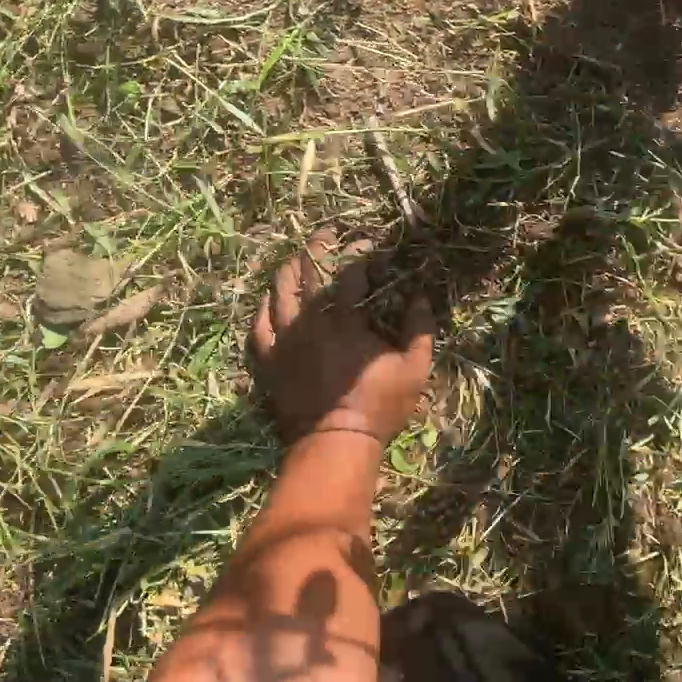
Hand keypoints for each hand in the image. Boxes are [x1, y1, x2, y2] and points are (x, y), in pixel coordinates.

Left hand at [250, 231, 434, 446]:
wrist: (335, 445)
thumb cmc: (379, 406)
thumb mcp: (414, 368)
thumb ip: (420, 329)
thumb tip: (422, 296)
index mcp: (346, 322)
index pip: (350, 274)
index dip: (358, 254)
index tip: (367, 246)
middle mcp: (311, 323)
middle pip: (309, 274)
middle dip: (319, 248)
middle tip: (326, 235)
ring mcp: (285, 341)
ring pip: (280, 293)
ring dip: (289, 270)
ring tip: (297, 258)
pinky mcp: (269, 362)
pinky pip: (258, 326)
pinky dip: (263, 307)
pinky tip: (268, 299)